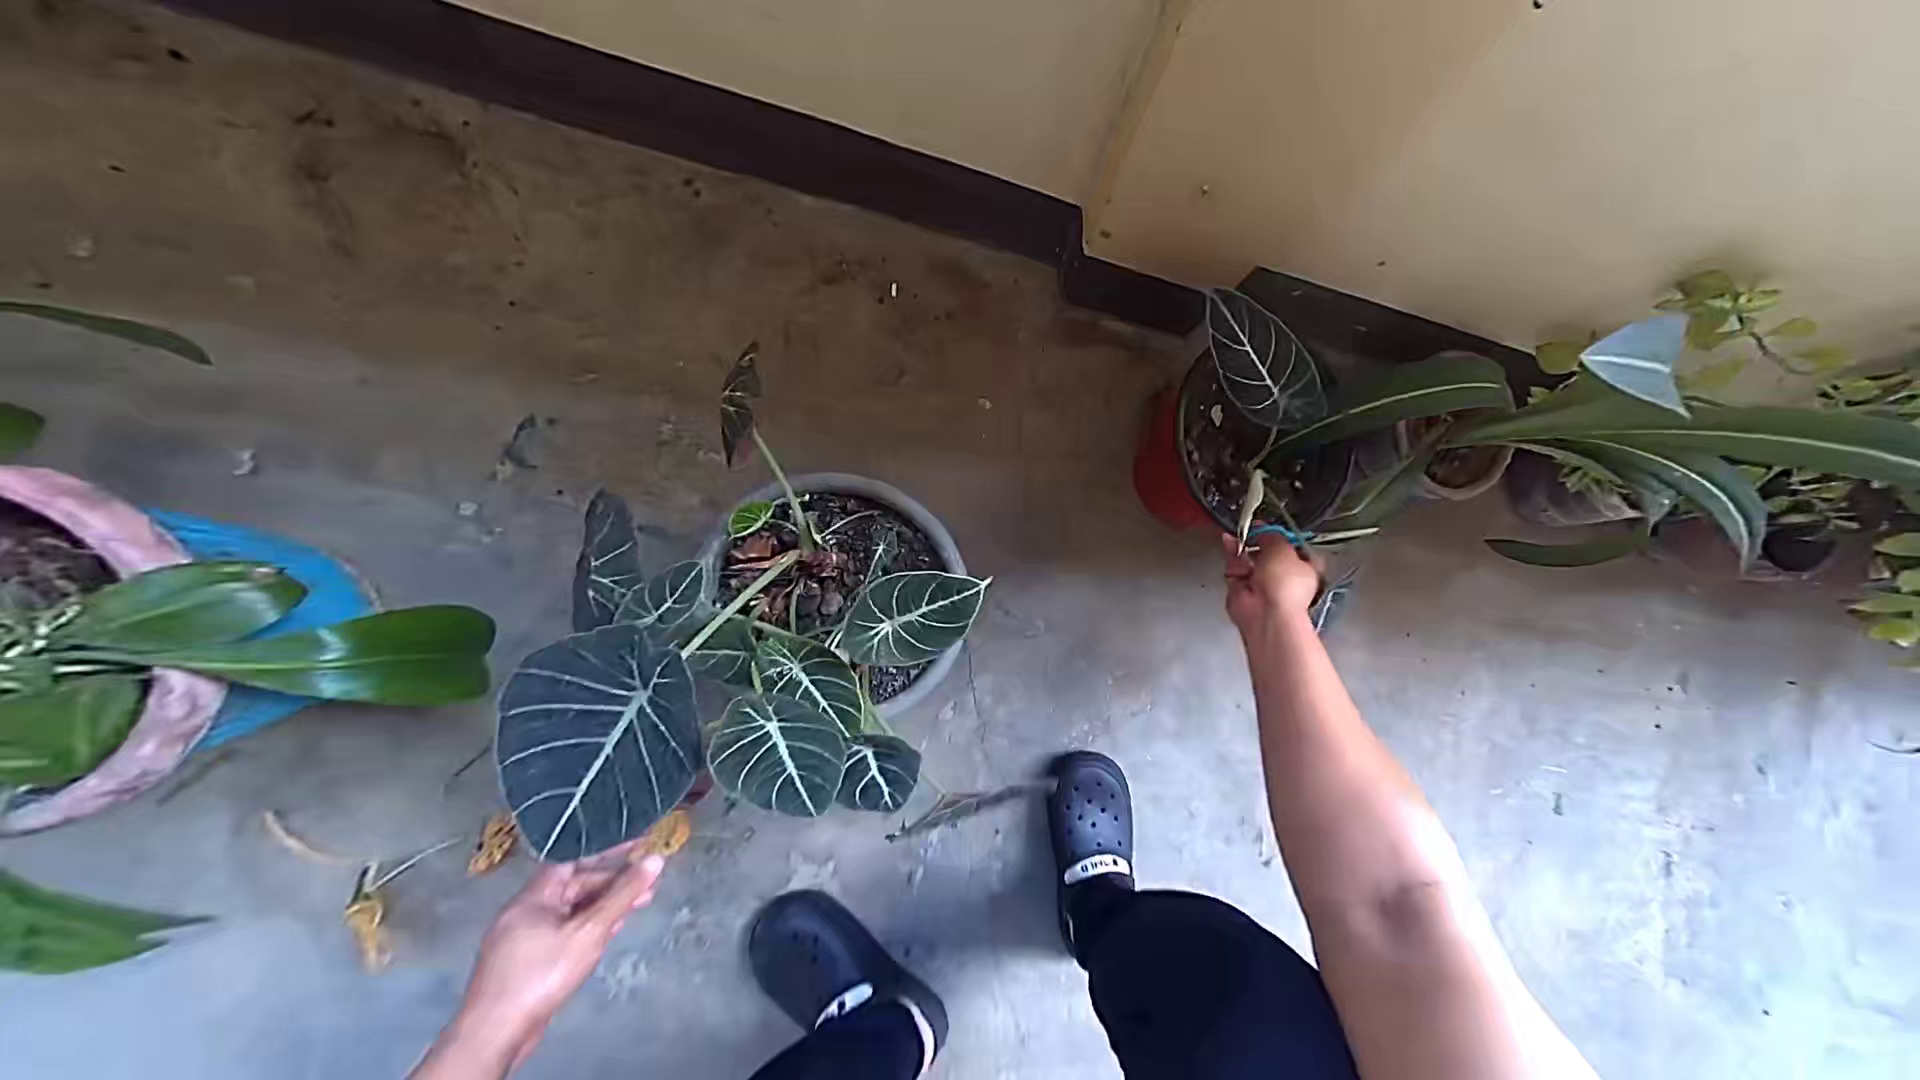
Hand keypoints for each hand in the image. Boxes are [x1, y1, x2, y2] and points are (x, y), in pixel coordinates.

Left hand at [418, 845, 664, 1076]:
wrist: (492, 1037)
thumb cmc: (541, 974)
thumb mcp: (591, 930)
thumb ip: (623, 894)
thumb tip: (655, 859)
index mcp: (533, 896)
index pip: (575, 859)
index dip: (608, 851)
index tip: (639, 845)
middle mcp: (525, 911)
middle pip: (576, 886)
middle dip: (613, 885)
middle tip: (648, 885)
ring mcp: (523, 939)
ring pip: (572, 911)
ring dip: (604, 907)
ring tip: (638, 906)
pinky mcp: (526, 962)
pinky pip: (563, 932)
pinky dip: (588, 927)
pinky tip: (609, 932)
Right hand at [1221, 532, 1321, 635]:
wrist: (1263, 609)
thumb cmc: (1285, 587)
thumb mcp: (1282, 547)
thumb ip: (1271, 535)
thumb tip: (1262, 530)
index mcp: (1305, 568)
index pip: (1294, 547)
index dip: (1282, 535)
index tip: (1271, 526)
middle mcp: (1284, 577)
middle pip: (1268, 552)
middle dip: (1258, 540)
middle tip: (1252, 530)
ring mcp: (1262, 583)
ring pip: (1250, 557)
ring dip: (1243, 546)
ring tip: (1240, 536)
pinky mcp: (1242, 586)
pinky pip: (1235, 564)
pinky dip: (1231, 553)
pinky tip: (1230, 542)